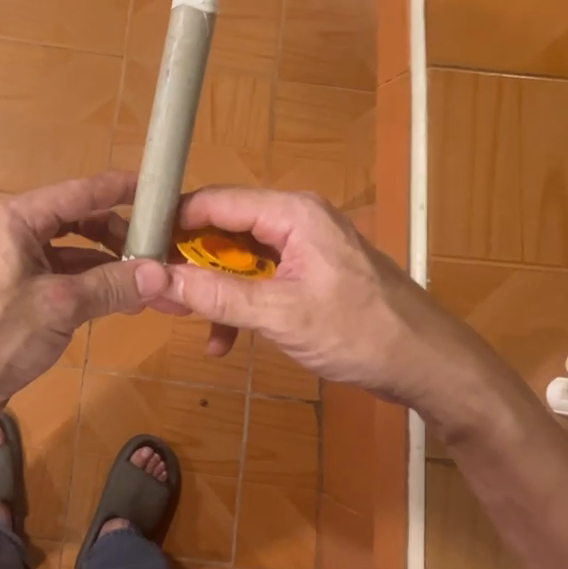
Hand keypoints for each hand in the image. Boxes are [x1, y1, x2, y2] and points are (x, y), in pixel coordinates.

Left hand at [0, 171, 167, 415]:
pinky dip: (94, 289)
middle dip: (122, 236)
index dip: (124, 190)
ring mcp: (17, 267)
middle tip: (164, 251)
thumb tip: (163, 273)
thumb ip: (112, 285)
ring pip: (75, 255)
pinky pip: (65, 282)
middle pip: (80, 221)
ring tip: (154, 286)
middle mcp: (17, 234)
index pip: (81, 191)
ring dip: (112, 268)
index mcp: (18, 219)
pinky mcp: (19, 299)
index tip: (166, 192)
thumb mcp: (60, 305)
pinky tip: (125, 304)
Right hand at [158, 188, 500, 411]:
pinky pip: (259, 282)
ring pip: (237, 259)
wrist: (431, 367)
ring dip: (210, 290)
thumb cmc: (361, 332)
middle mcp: (294, 220)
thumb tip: (156, 278)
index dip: (171, 222)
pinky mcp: (308, 275)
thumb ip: (217, 295)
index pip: (214, 201)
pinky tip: (223, 343)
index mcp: (291, 213)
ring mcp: (303, 248)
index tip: (135, 249)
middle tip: (155, 293)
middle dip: (187, 263)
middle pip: (222, 229)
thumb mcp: (281, 315)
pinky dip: (238, 307)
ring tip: (181, 318)